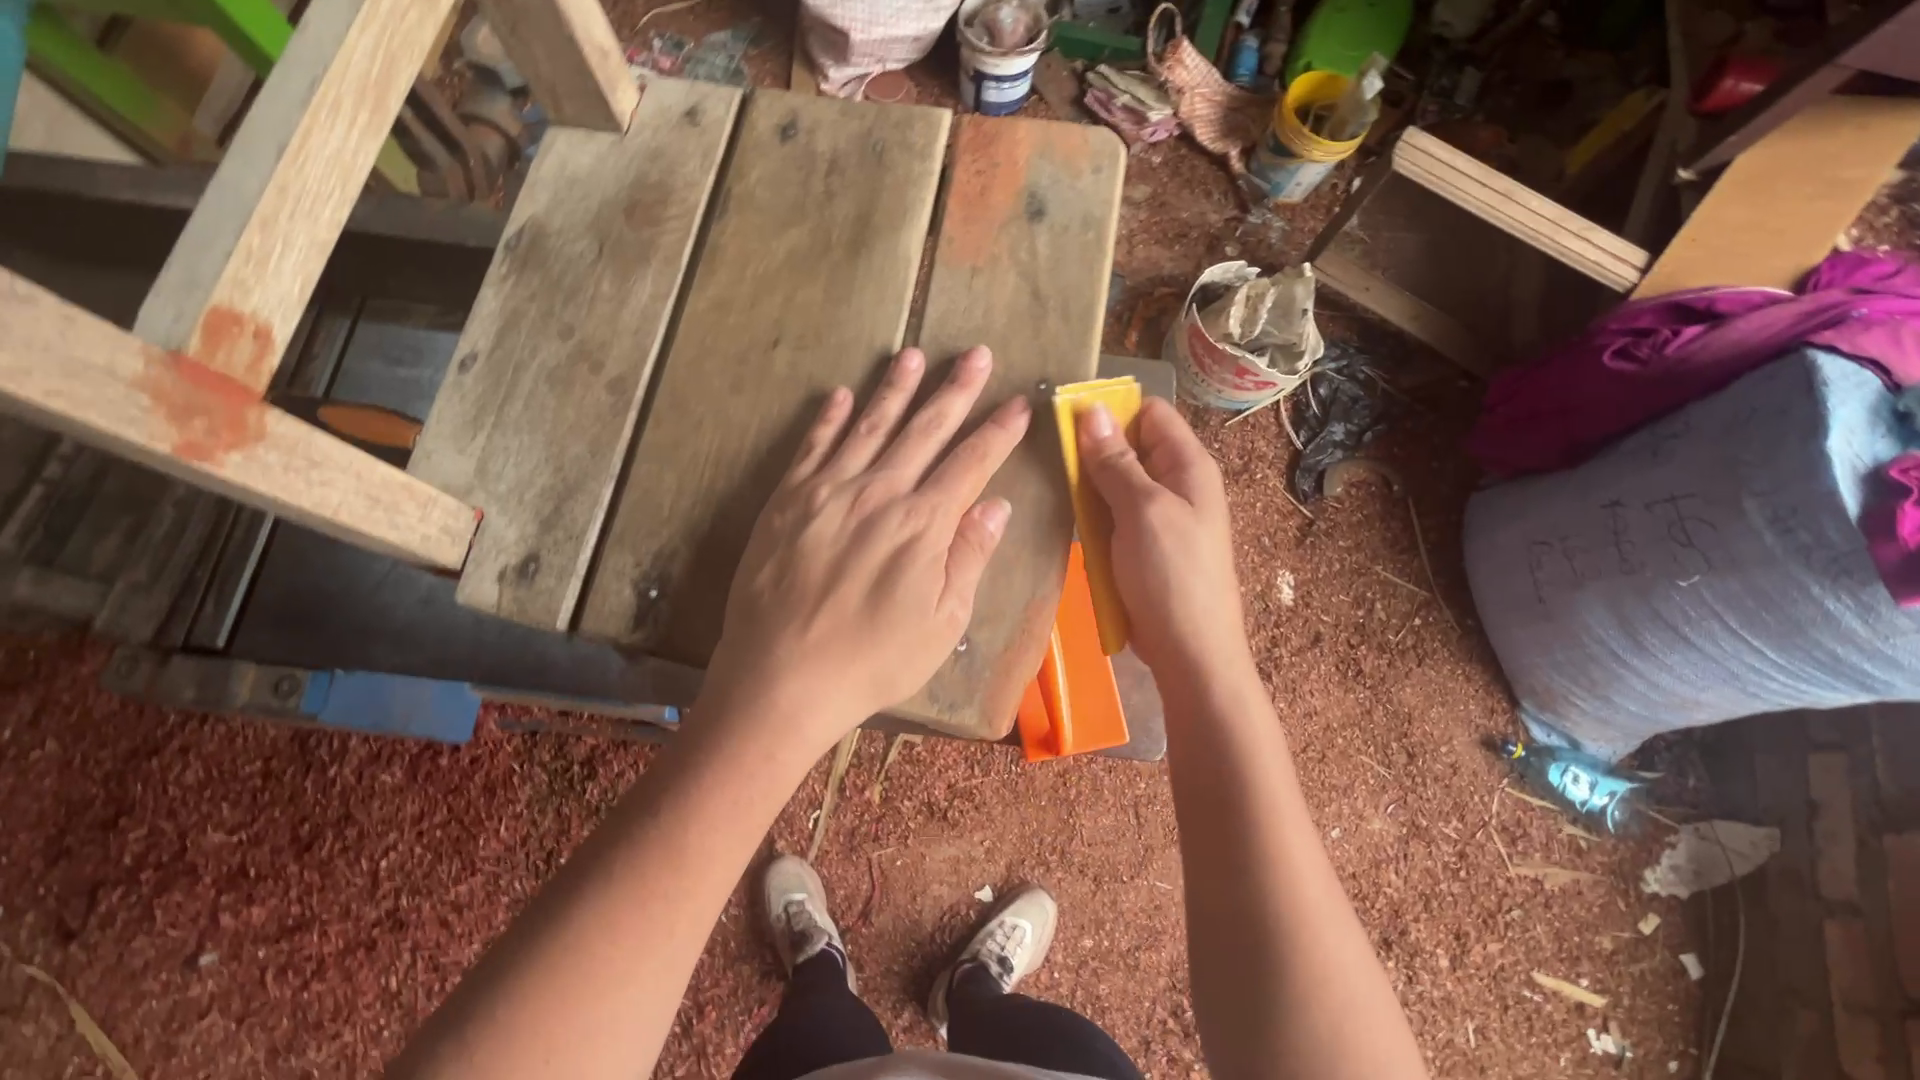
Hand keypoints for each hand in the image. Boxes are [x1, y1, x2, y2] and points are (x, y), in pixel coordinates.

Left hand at [703, 346, 1030, 751]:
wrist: (780, 677)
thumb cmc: (872, 662)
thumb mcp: (942, 624)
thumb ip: (969, 559)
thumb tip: (996, 506)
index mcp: (924, 525)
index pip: (971, 463)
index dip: (998, 431)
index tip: (1018, 403)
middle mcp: (880, 493)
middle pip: (925, 430)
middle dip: (955, 390)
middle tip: (975, 353)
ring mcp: (829, 491)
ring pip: (870, 426)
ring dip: (895, 389)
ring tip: (913, 356)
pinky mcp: (787, 500)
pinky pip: (813, 446)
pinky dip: (830, 418)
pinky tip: (843, 395)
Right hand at [1076, 398, 1248, 683]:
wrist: (1189, 651)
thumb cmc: (1171, 574)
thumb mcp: (1141, 510)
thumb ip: (1116, 461)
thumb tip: (1092, 410)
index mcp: (1188, 466)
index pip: (1150, 414)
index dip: (1113, 412)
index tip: (1068, 422)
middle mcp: (1177, 485)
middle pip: (1131, 448)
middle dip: (1094, 451)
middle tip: (1053, 460)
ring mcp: (1160, 518)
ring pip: (1118, 485)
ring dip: (1090, 488)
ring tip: (1057, 492)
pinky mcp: (1144, 548)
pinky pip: (1115, 519)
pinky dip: (1095, 519)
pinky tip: (1074, 527)